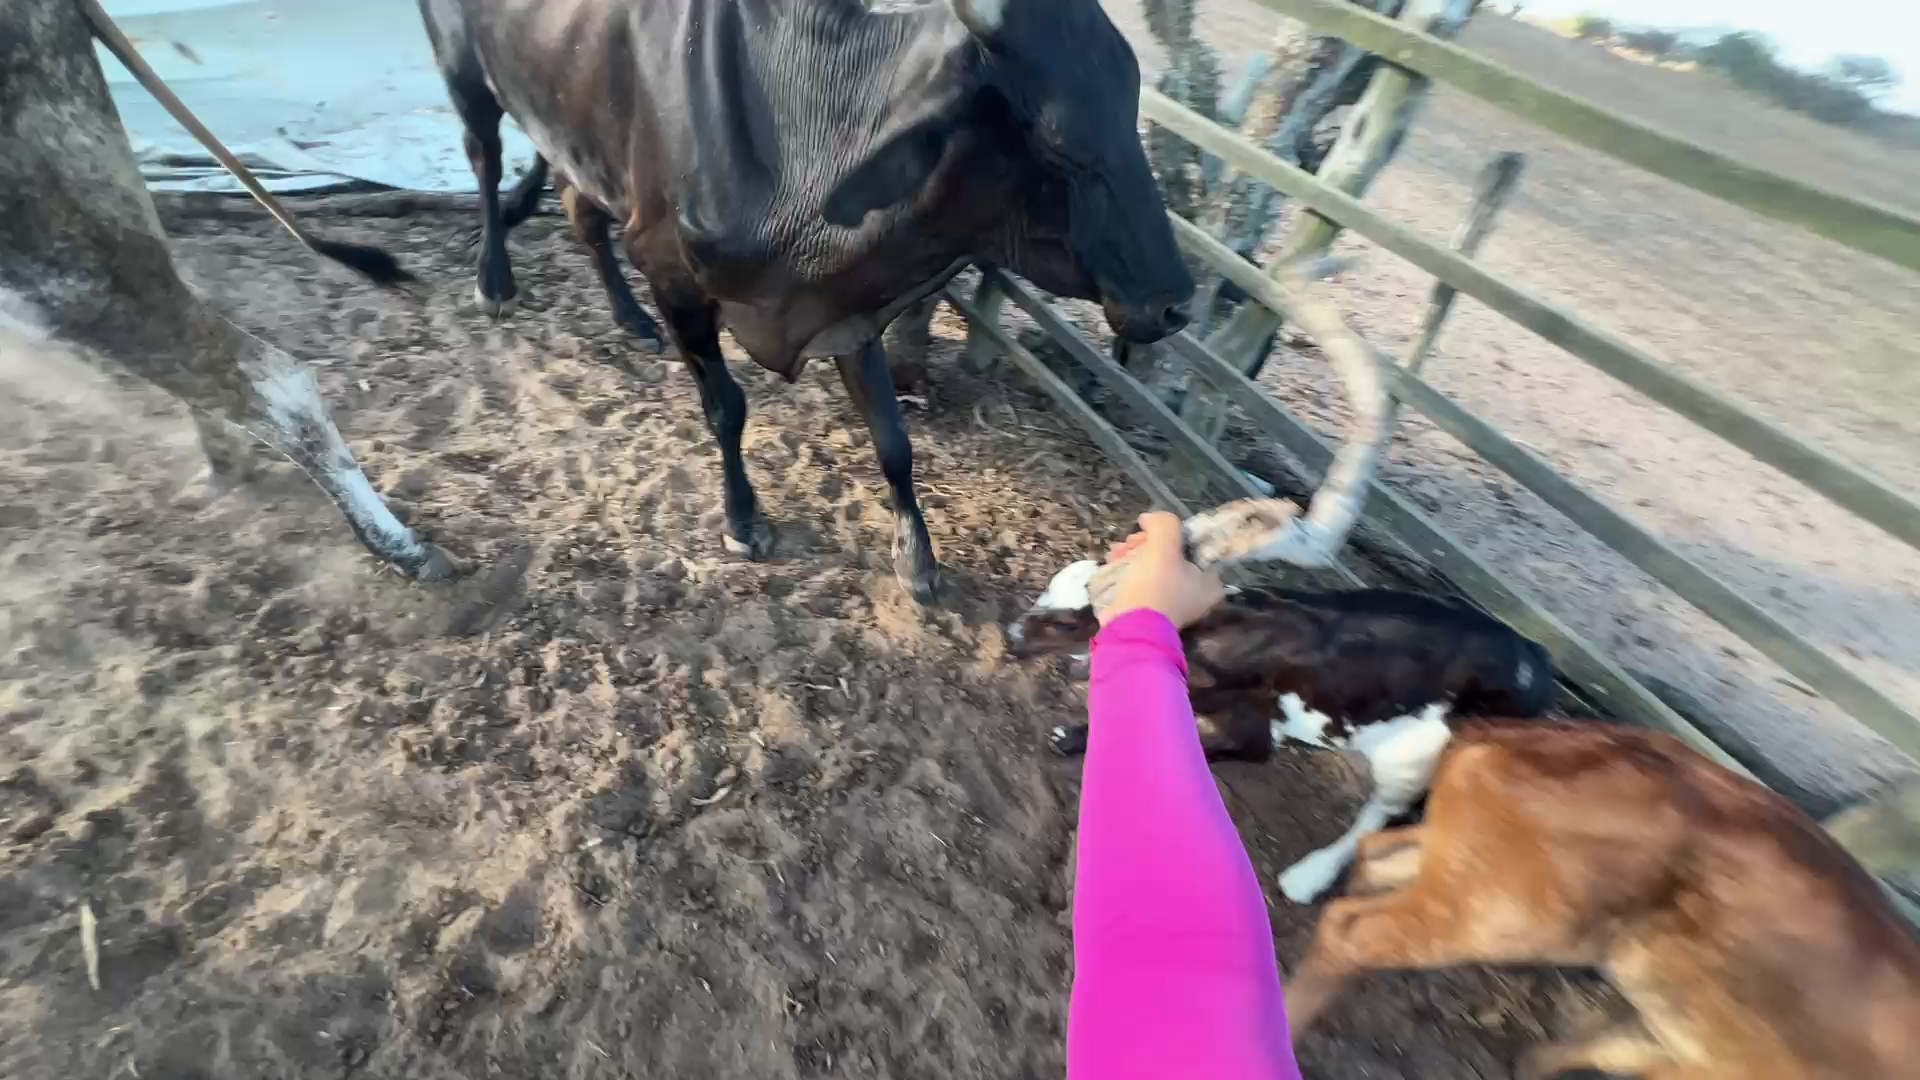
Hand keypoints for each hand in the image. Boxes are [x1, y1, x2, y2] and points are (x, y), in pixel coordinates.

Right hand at [1099, 511, 1225, 628]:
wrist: (1129, 627)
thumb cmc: (1154, 586)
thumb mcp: (1163, 546)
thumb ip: (1163, 524)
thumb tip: (1149, 517)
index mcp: (1210, 580)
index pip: (1193, 544)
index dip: (1170, 532)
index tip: (1148, 530)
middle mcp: (1196, 593)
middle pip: (1171, 554)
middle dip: (1145, 543)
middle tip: (1129, 542)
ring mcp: (1173, 602)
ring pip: (1154, 566)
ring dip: (1134, 553)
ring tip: (1116, 552)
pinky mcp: (1152, 608)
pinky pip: (1144, 580)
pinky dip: (1130, 569)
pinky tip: (1114, 563)